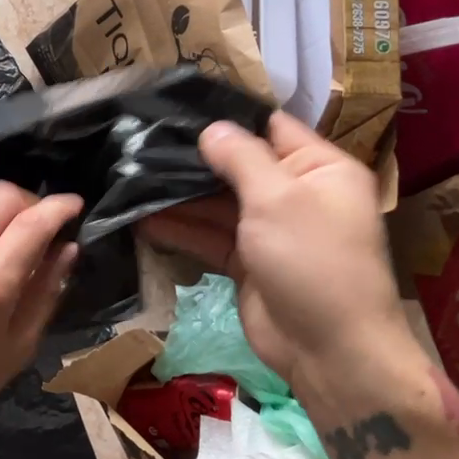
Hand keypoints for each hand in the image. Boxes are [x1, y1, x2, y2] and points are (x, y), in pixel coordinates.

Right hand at [137, 113, 418, 391]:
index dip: (226, 118)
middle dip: (191, 159)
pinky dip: (178, 228)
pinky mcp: (246, 260)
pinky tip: (140, 219)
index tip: (175, 108)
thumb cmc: (314, 262)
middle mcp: (295, 194)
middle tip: (138, 143)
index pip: (270, 127)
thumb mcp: (277, 199)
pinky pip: (207, 235)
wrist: (329, 349)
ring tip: (128, 179)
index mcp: (320, 169)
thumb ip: (240, 158)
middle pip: (236, 165)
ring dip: (177, 196)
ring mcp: (269, 229)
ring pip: (216, 202)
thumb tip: (210, 127)